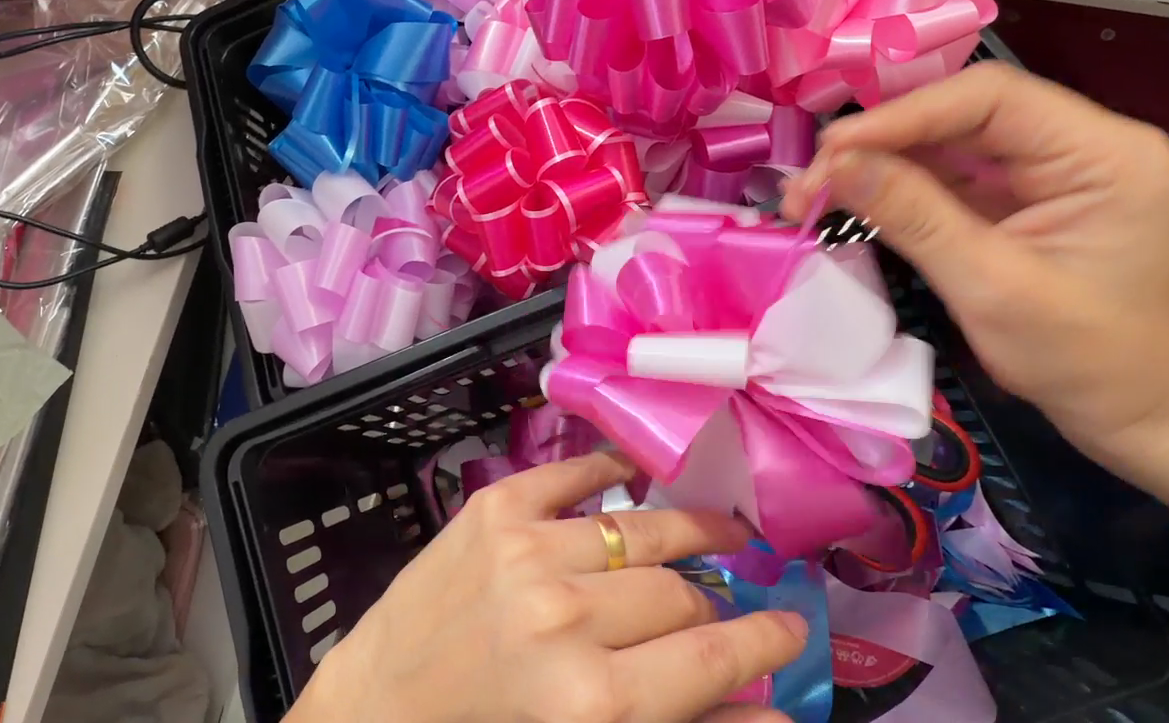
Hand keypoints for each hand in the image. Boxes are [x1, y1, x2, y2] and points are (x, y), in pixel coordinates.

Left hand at [288, 452, 806, 722]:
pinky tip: (633, 475)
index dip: (763, 641)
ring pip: (639, 530)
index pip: (711, 657)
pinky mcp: (492, 509)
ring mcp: (526, 550)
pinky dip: (609, 470)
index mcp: (593, 703)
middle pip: (678, 593)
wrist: (376, 710)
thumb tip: (775, 710)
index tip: (792, 626)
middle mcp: (565, 617)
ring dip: (686, 531)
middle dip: (710, 602)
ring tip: (715, 529)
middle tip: (728, 593)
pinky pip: (572, 473)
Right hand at [781, 63, 1168, 466]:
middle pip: (960, 113)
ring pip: (941, 138)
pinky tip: (845, 198)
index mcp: (1103, 155)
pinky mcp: (1014, 191)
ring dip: (873, 162)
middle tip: (810, 178)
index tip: (833, 148)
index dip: (904, 114)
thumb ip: (912, 216)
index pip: (991, 99)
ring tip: (812, 192)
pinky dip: (889, 183)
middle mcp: (1078, 143)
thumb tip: (834, 164)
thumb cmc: (1077, 357)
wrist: (1123, 409)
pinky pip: (942, 169)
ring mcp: (1044, 166)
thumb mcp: (989, 287)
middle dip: (878, 142)